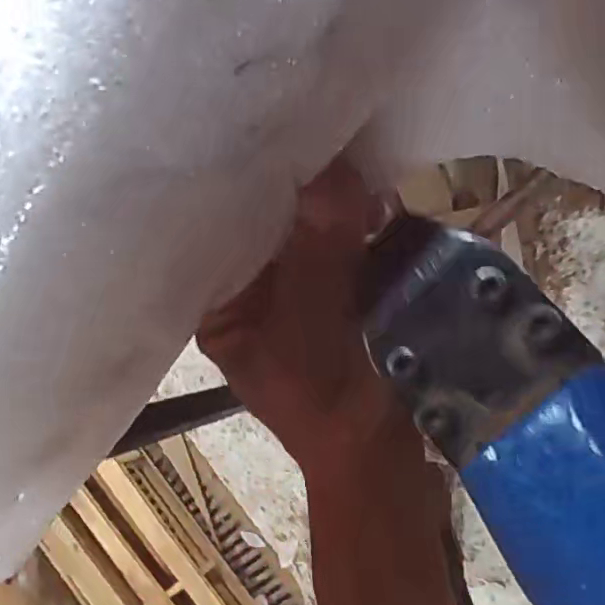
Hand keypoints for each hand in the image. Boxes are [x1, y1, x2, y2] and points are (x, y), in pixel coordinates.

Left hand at [198, 160, 419, 474]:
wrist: (382, 467)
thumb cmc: (331, 407)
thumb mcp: (314, 327)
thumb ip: (319, 251)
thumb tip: (333, 173)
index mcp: (224, 313)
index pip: (222, 236)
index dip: (246, 188)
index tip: (268, 137)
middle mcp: (253, 305)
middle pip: (269, 233)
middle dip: (300, 195)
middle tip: (322, 141)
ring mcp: (299, 307)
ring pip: (311, 241)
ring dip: (336, 211)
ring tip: (354, 166)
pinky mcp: (340, 310)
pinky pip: (346, 258)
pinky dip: (363, 235)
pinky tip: (377, 204)